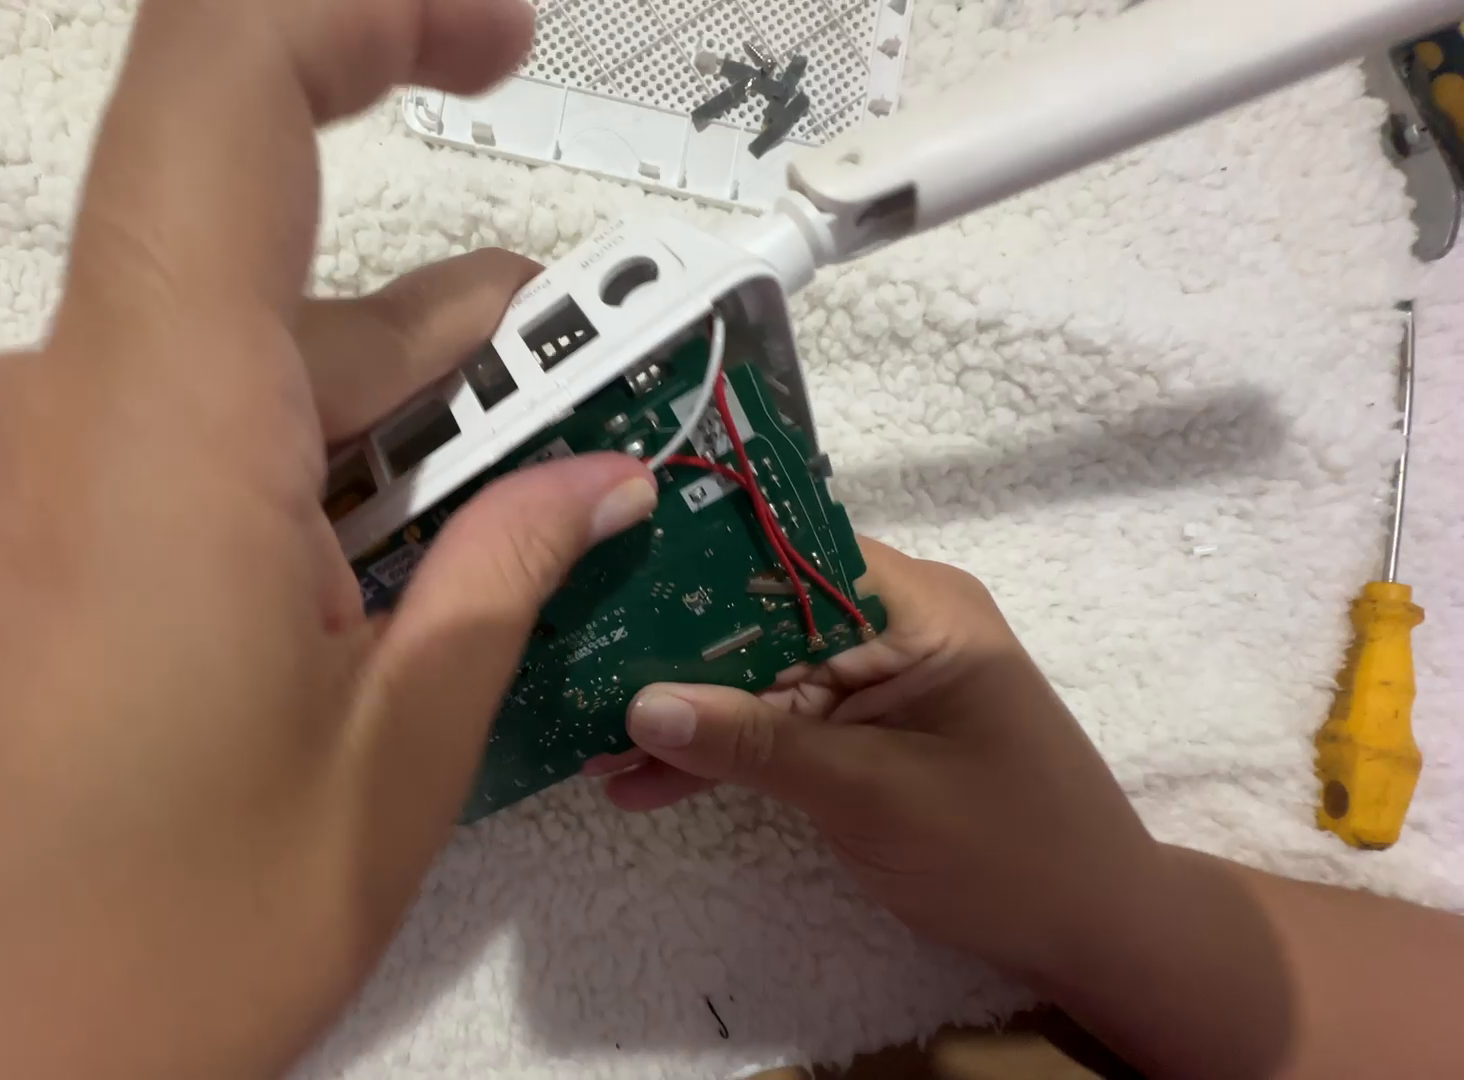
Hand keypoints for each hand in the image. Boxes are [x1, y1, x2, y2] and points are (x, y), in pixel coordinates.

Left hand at [0, 3, 658, 1077]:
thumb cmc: (176, 936)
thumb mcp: (397, 753)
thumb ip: (508, 575)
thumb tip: (607, 482)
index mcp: (157, 420)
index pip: (226, 88)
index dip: (370, 11)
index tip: (501, 32)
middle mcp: (71, 402)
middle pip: (305, 282)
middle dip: (475, 340)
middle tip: (609, 410)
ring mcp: (42, 465)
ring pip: (267, 373)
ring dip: (410, 423)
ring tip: (539, 503)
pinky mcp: (41, 531)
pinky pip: (211, 438)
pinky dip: (330, 470)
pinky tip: (414, 555)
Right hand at [587, 539, 1159, 979]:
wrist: (1089, 936)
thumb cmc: (1006, 851)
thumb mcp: (872, 793)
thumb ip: (754, 744)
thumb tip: (640, 707)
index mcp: (912, 605)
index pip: (789, 553)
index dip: (701, 564)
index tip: (618, 581)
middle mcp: (880, 623)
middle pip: (754, 616)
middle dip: (671, 654)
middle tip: (584, 666)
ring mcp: (857, 676)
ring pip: (748, 673)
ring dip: (682, 712)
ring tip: (595, 740)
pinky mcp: (842, 724)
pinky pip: (764, 722)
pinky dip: (714, 752)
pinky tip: (643, 783)